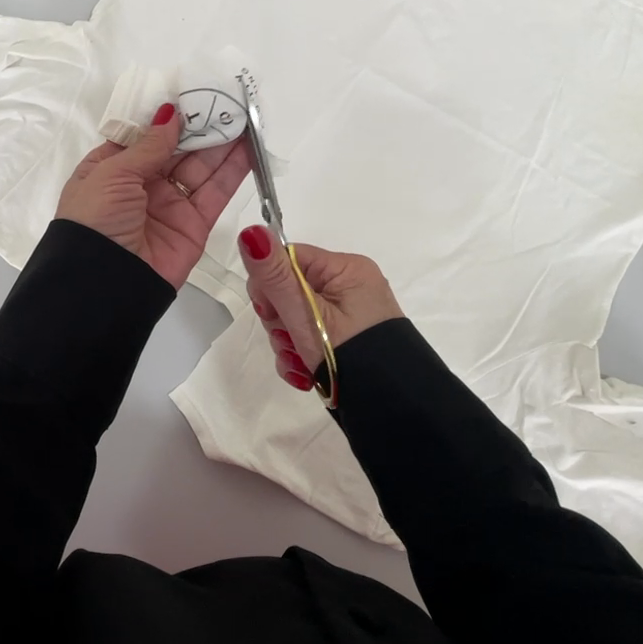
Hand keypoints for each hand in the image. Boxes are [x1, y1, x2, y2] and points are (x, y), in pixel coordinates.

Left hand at [57, 103, 253, 288]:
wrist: (104, 283)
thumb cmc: (95, 219)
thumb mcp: (112, 174)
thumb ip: (148, 145)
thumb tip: (170, 113)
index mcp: (110, 169)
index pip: (142, 136)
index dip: (166, 117)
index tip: (191, 93)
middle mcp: (140, 184)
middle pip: (175, 149)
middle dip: (198, 126)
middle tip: (226, 100)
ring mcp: (168, 204)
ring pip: (199, 167)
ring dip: (220, 143)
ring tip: (244, 116)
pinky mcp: (194, 225)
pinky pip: (215, 193)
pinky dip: (233, 170)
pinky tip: (248, 146)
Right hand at [238, 226, 404, 391]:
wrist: (392, 412)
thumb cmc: (347, 355)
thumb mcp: (303, 314)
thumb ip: (274, 275)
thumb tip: (250, 231)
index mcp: (345, 269)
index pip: (287, 258)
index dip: (268, 284)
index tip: (267, 311)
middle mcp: (349, 286)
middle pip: (287, 288)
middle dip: (278, 320)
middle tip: (288, 341)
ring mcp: (349, 314)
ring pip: (294, 316)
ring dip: (286, 341)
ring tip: (298, 365)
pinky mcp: (347, 338)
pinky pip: (309, 335)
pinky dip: (299, 353)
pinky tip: (302, 373)